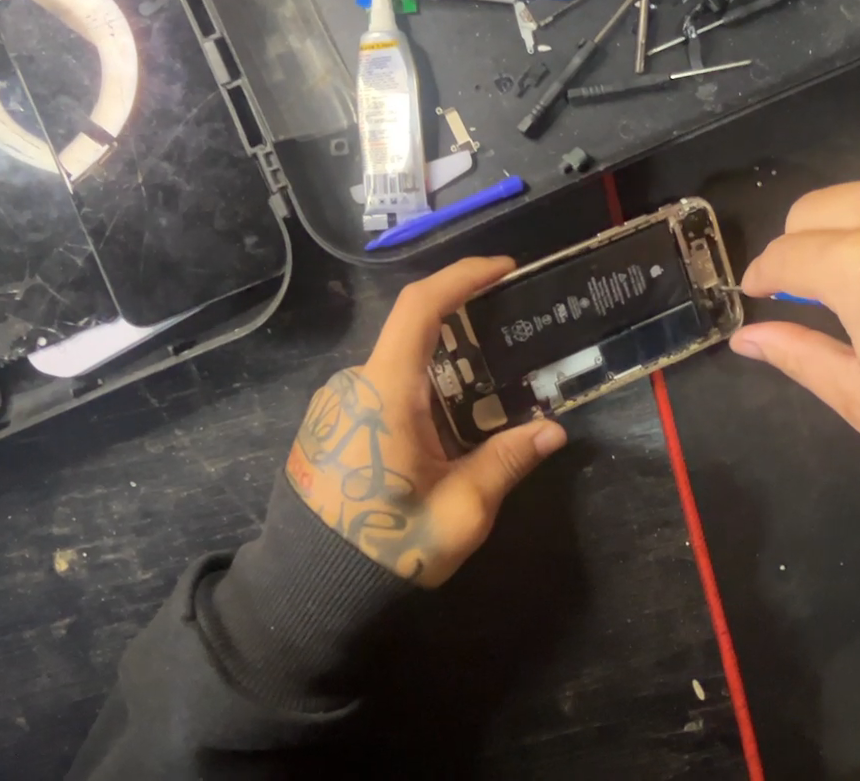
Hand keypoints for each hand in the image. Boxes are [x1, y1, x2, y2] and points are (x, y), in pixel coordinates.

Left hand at [285, 257, 567, 587]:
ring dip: (443, 370)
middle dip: (464, 329)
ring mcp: (337, 404)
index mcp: (386, 391)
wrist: (306, 591)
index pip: (420, 306)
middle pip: (414, 334)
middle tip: (511, 344)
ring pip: (399, 365)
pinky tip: (444, 430)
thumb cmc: (386, 546)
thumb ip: (506, 462)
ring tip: (487, 397)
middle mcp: (356, 384)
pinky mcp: (331, 425)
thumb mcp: (460, 510)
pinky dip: (420, 391)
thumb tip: (553, 430)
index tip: (503, 268)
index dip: (462, 275)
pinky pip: (382, 389)